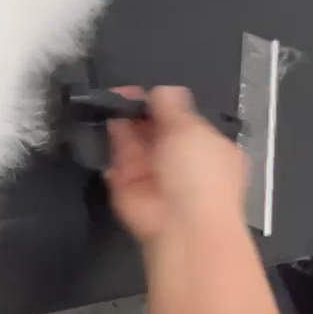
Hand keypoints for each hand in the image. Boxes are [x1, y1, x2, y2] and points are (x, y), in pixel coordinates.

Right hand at [104, 86, 248, 249]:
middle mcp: (179, 158)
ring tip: (109, 106)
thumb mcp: (192, 130)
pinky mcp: (126, 185)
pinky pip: (115, 163)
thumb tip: (160, 90)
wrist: (180, 223)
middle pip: (153, 129)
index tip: (143, 92)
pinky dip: (110, 148)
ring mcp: (151, 172)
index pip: (182, 119)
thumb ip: (173, 107)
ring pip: (132, 143)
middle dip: (138, 112)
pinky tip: (106, 130)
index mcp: (206, 145)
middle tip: (119, 96)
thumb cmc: (199, 174)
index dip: (161, 104)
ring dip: (121, 126)